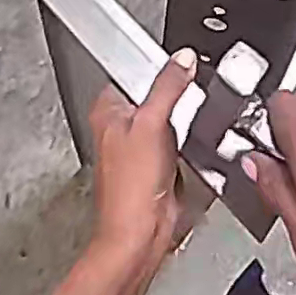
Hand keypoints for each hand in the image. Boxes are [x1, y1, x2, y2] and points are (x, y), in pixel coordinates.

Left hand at [87, 48, 196, 261]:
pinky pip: (180, 134)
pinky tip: (187, 146)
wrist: (141, 235)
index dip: (162, 67)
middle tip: (184, 103)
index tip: (181, 70)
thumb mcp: (152, 123)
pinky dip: (187, 136)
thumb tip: (183, 58)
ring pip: (172, 112)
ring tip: (184, 130)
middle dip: (176, 94)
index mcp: (108, 109)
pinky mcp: (157, 159)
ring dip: (183, 117)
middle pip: (158, 90)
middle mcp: (120, 124)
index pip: (138, 70)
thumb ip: (169, 86)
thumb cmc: (130, 189)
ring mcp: (140, 143)